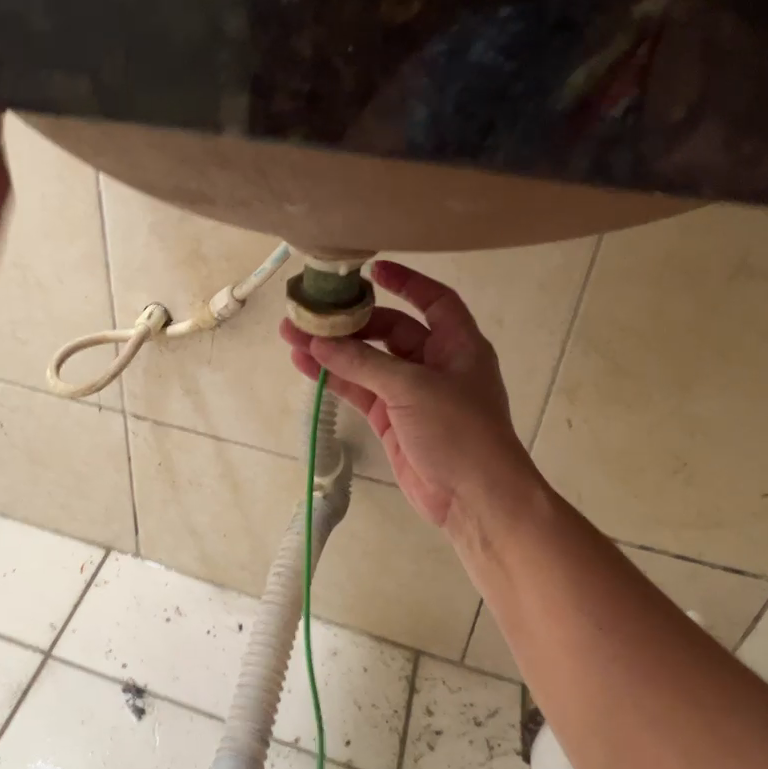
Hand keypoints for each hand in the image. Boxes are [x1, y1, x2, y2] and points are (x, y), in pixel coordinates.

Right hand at [281, 261, 539, 528]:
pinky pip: (359, 390)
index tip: (371, 270)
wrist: (475, 498)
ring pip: (367, 362)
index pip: (434, 300)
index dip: (407, 282)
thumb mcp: (413, 388)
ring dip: (334, 350)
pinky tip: (305, 365)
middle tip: (312, 311)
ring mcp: (411, 393)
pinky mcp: (392, 420)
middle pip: (391, 330)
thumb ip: (363, 363)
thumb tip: (318, 342)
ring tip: (292, 335)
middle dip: (352, 322)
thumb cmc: (460, 431)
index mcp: (458, 344)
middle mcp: (435, 363)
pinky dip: (334, 379)